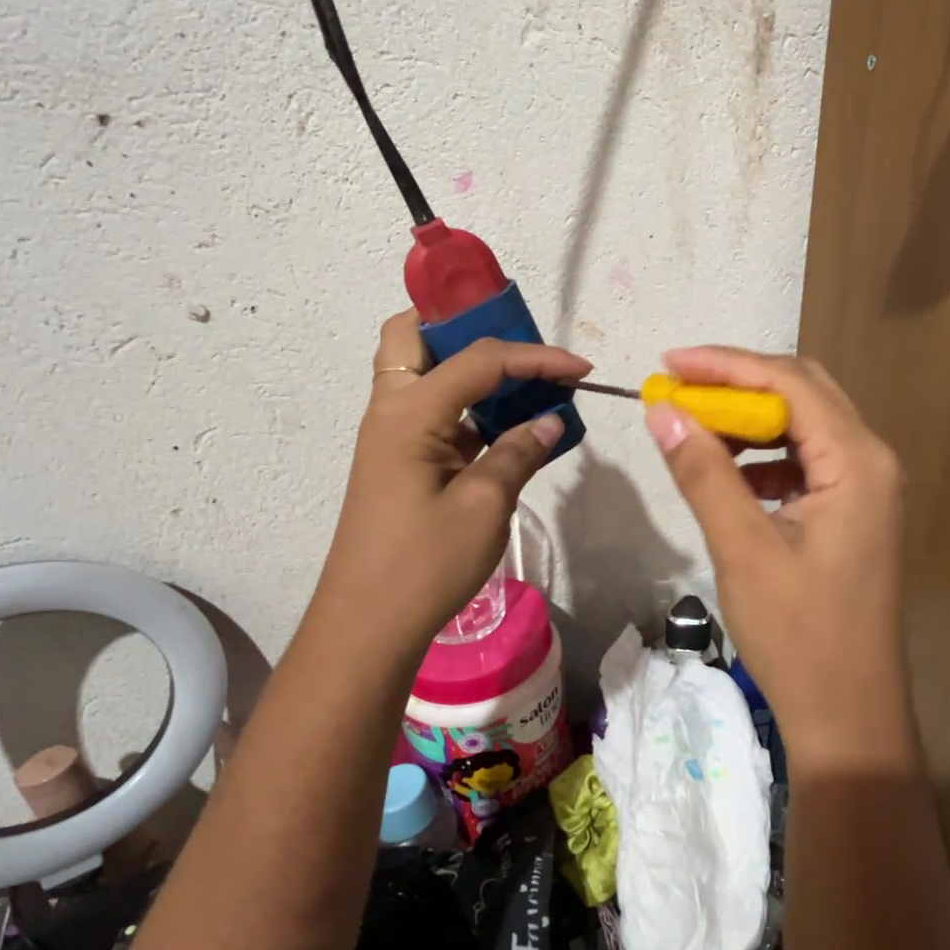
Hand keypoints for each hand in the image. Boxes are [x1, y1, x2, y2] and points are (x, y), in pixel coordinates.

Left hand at [310, 310, 591, 648]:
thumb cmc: (425, 564)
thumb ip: (519, 452)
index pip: (478, 359)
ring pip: (422, 370)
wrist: (368, 624)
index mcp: (408, 413)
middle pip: (415, 335)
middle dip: (466, 325)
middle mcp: (391, 410)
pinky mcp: (402, 460)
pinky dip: (469, 402)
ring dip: (469, 363)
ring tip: (524, 377)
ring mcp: (392, 435)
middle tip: (519, 346)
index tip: (581, 367)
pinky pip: (435, 409)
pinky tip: (509, 422)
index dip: (534, 356)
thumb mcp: (485, 505)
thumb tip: (551, 419)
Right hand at [644, 347, 913, 772]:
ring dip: (752, 422)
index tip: (668, 364)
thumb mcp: (742, 549)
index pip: (790, 382)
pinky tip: (731, 478)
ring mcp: (869, 490)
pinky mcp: (856, 516)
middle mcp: (872, 462)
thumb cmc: (798, 635)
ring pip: (807, 427)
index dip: (726, 365)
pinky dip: (768, 460)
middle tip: (677, 389)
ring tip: (695, 429)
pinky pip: (809, 465)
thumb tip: (664, 411)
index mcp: (857, 461)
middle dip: (739, 385)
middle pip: (805, 393)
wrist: (849, 715)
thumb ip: (704, 473)